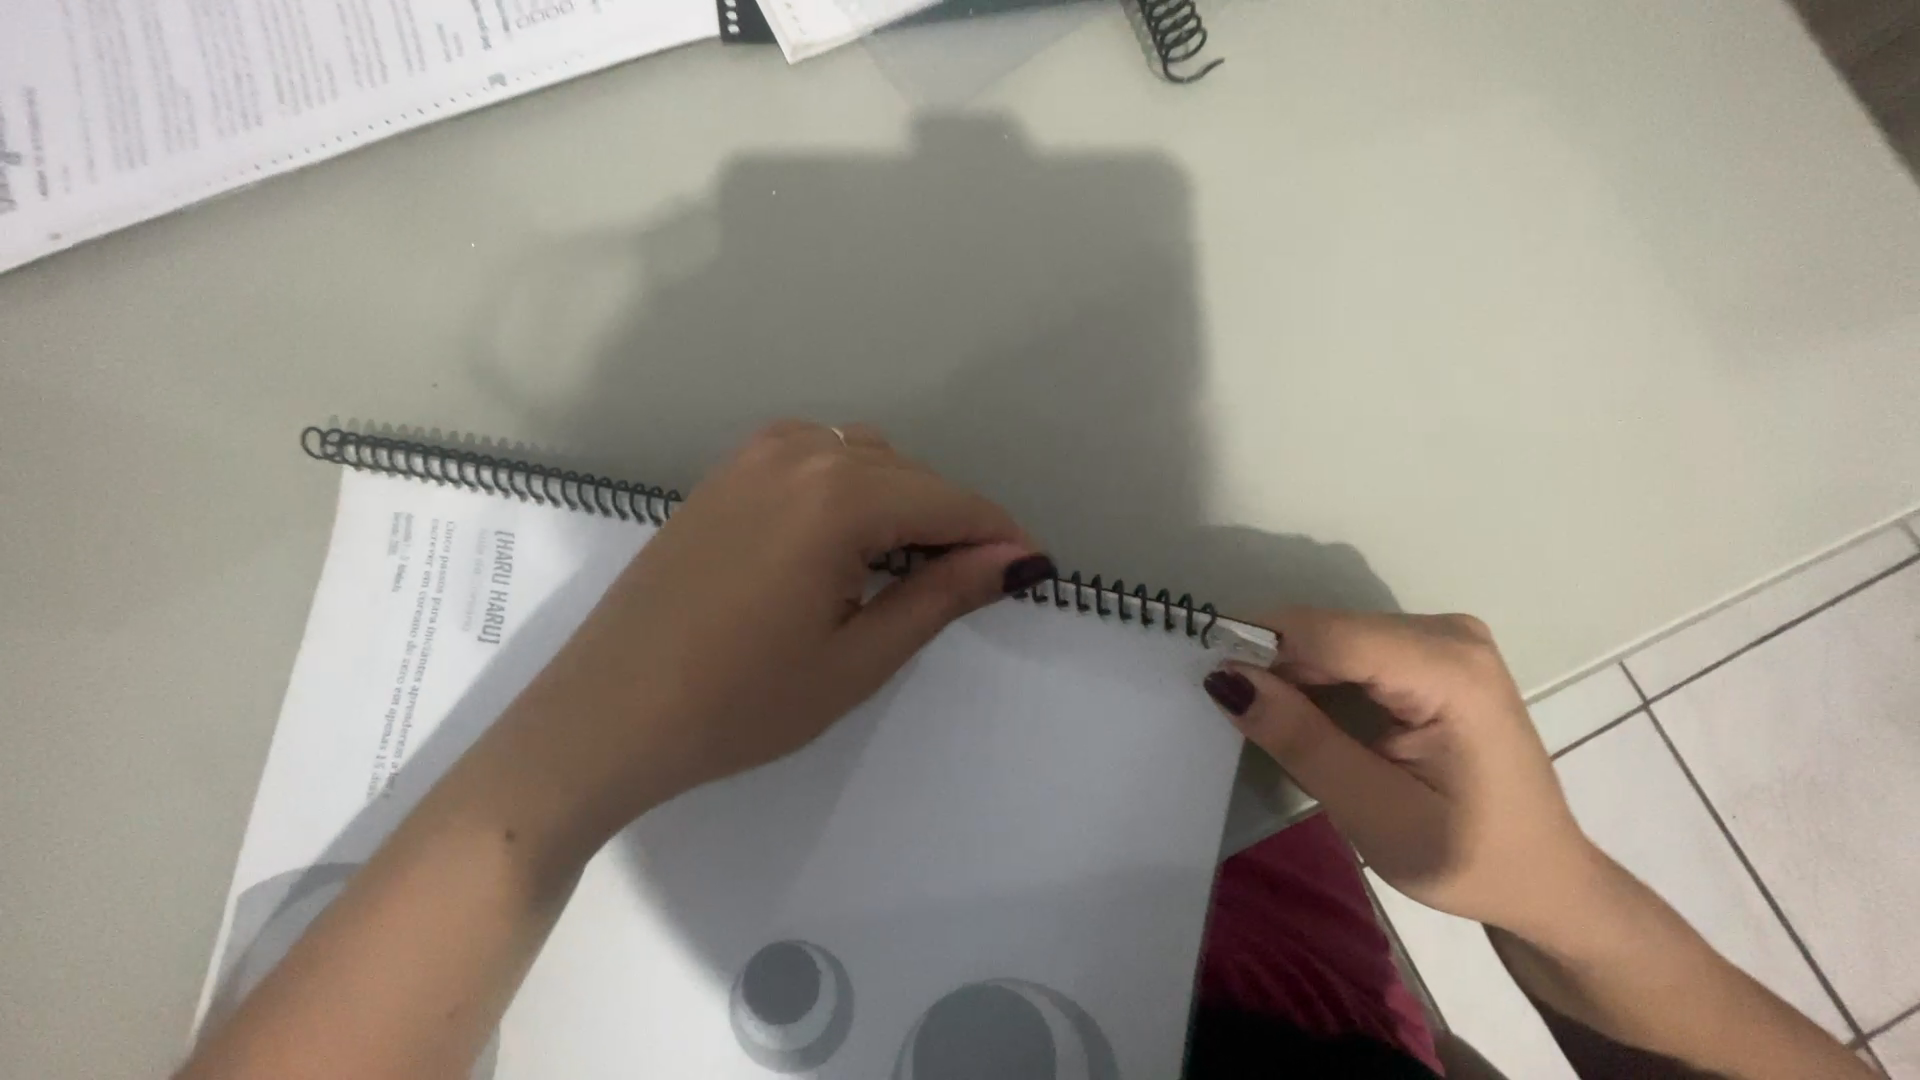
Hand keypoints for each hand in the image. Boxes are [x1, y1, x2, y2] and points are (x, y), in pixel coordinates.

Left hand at [493, 421, 1054, 846]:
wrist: (605, 716)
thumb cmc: (739, 703)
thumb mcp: (857, 659)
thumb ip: (941, 596)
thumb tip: (1017, 561)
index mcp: (838, 497)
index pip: (950, 501)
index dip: (1000, 536)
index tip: (1035, 570)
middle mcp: (799, 453)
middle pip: (910, 474)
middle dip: (953, 522)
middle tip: (969, 586)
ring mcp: (753, 458)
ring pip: (864, 458)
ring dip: (902, 502)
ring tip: (904, 570)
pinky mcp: (724, 475)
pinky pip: (815, 460)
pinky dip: (851, 491)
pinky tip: (844, 546)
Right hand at [1203, 609, 1605, 936]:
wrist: (1543, 877)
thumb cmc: (1466, 857)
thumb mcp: (1373, 811)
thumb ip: (1301, 739)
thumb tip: (1226, 678)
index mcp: (1448, 670)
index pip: (1324, 633)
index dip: (1257, 650)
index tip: (1209, 687)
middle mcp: (1447, 633)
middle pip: (1323, 629)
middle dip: (1270, 667)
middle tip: (1241, 723)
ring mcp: (1442, 637)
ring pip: (1327, 634)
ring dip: (1288, 674)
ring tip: (1275, 728)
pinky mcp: (1431, 650)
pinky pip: (1346, 646)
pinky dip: (1313, 676)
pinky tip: (1309, 717)